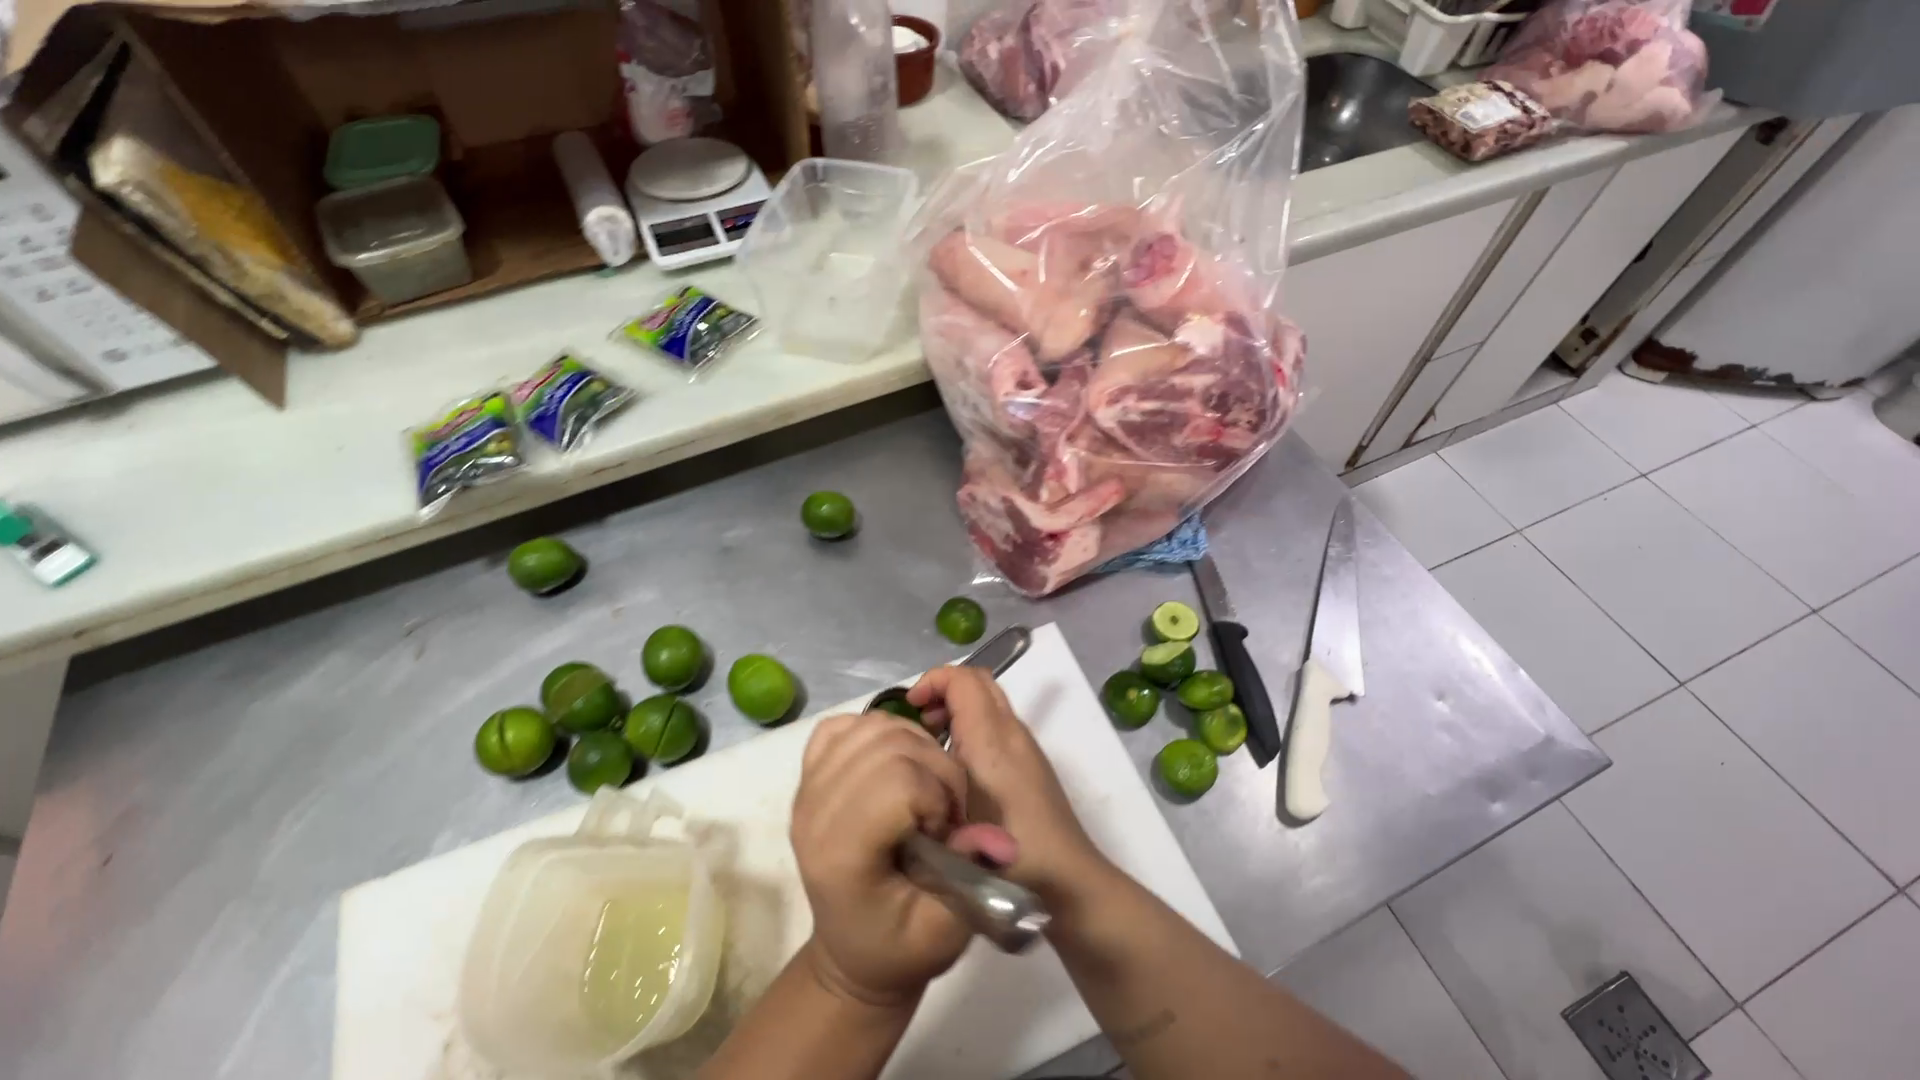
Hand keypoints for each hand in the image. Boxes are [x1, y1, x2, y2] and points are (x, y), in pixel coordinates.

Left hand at [791, 712, 992, 1007]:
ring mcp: (807, 788)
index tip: (944, 834)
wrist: (854, 950)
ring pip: (873, 726)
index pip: (897, 781)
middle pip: (889, 745)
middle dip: (934, 770)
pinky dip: (879, 732)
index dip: (937, 797)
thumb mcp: (946, 930)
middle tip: (943, 812)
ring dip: (914, 747)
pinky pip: (843, 725)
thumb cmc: (901, 946)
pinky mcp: (810, 774)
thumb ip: (972, 879)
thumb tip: (999, 838)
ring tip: (925, 789)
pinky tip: (896, 767)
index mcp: (841, 853)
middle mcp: (814, 811)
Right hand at [907, 666, 1111, 905]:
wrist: (1070, 881)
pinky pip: (998, 726)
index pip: (963, 680)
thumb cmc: (1011, 856)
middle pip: (979, 683)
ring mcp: (1026, 749)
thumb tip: (899, 772)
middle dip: (945, 690)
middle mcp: (1012, 734)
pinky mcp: (1033, 766)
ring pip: (990, 704)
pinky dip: (973, 729)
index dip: (932, 681)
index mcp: (992, 740)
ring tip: (931, 743)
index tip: (909, 708)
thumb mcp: (955, 827)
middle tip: (919, 720)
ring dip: (959, 710)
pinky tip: (957, 769)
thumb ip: (925, 793)